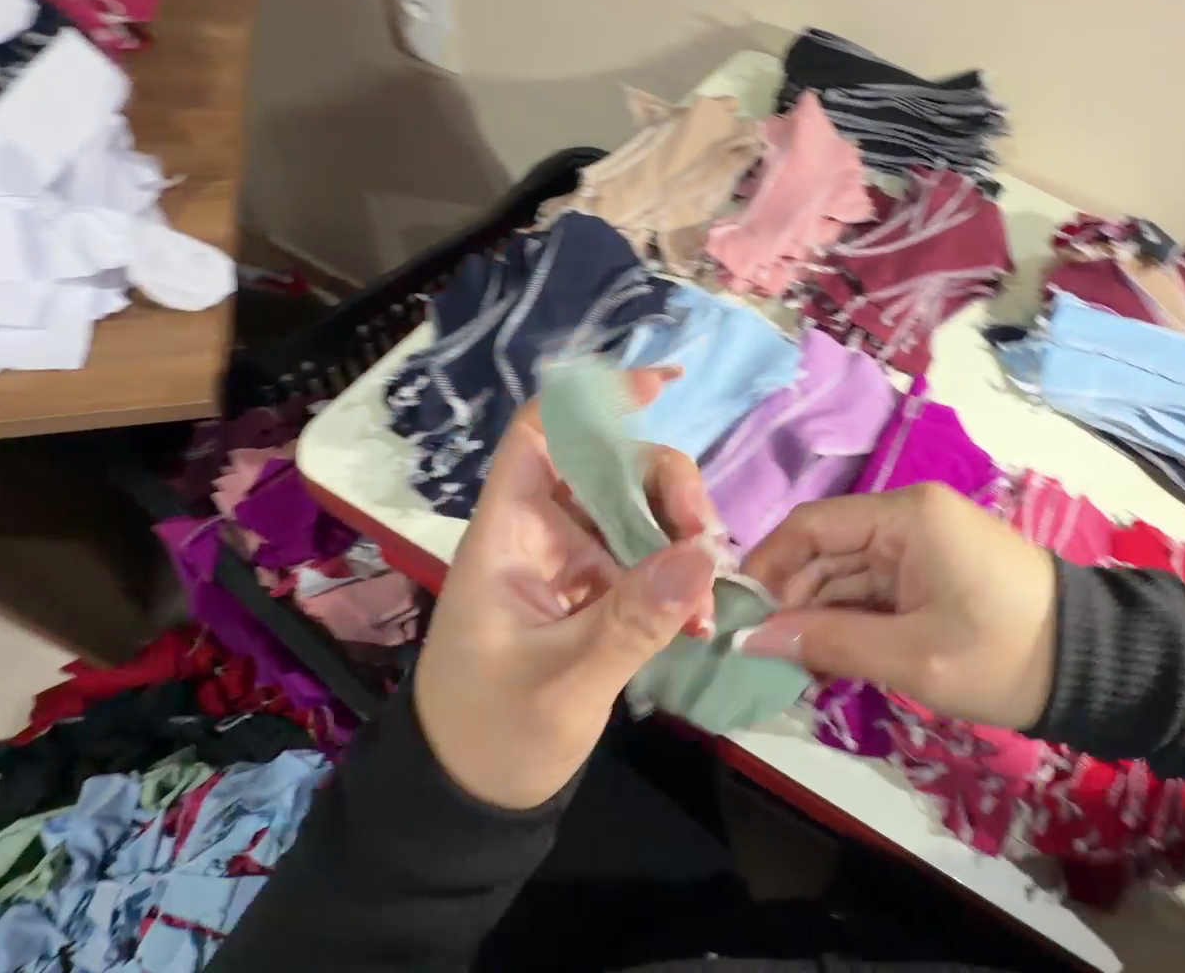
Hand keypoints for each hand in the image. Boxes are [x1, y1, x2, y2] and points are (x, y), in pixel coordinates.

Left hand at [413, 369, 718, 809]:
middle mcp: (545, 535)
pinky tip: (703, 620)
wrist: (473, 799)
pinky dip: (682, 582)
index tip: (662, 386)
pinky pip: (651, 564)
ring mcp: (577, 565)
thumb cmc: (493, 733)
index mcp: (510, 533)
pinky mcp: (601, 597)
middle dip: (669, 493)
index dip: (595, 399)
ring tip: (711, 598)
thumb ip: (632, 620)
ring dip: (684, 541)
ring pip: (641, 514)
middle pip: (614, 469)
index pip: (542, 435)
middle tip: (708, 546)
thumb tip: (704, 556)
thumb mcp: (565, 682)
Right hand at [735, 483, 1057, 729]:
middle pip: (824, 550)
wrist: (1096, 671)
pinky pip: (871, 590)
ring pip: (845, 573)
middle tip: (764, 653)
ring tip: (793, 665)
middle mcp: (908, 518)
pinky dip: (848, 621)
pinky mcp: (930, 572)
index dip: (768, 566)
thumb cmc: (1004, 656)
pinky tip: (828, 658)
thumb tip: (749, 639)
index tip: (739, 613)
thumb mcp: (911, 658)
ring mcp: (920, 545)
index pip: (811, 525)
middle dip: (791, 599)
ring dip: (818, 616)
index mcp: (906, 517)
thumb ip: (827, 644)